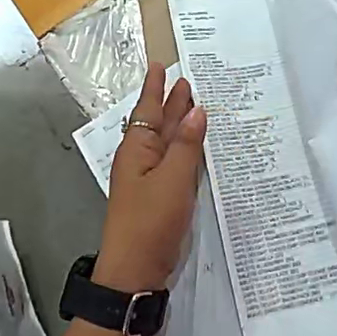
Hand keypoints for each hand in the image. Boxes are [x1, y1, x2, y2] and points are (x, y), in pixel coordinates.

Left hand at [95, 65, 207, 292]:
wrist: (136, 271)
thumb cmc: (150, 221)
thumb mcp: (172, 179)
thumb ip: (187, 145)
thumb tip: (197, 110)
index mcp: (137, 149)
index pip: (148, 109)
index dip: (156, 87)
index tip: (161, 65)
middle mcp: (142, 160)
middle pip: (158, 123)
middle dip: (172, 102)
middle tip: (189, 80)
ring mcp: (151, 180)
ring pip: (169, 144)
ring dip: (182, 124)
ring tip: (198, 105)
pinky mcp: (161, 199)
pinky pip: (176, 164)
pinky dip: (188, 151)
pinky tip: (200, 148)